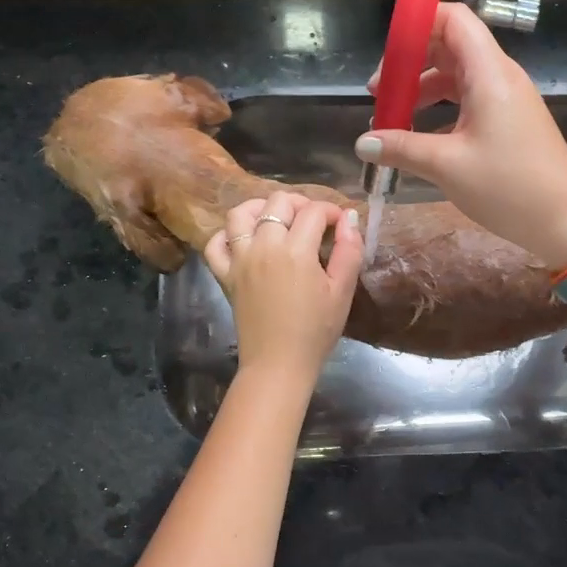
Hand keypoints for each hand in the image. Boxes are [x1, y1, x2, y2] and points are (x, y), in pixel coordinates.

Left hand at [204, 191, 363, 383]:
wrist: (279, 364)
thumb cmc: (316, 331)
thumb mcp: (342, 291)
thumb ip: (349, 251)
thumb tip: (349, 218)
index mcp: (296, 251)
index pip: (314, 212)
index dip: (332, 211)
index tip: (341, 224)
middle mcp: (263, 247)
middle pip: (277, 203)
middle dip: (301, 203)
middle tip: (314, 221)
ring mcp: (239, 260)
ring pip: (240, 214)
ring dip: (260, 208)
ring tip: (277, 219)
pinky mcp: (225, 275)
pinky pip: (216, 244)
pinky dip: (227, 235)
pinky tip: (245, 241)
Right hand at [358, 2, 566, 266]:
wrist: (566, 221)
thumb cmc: (509, 187)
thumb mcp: (447, 167)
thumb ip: (402, 148)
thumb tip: (362, 143)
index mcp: (489, 74)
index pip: (454, 19)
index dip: (418, 23)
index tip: (386, 53)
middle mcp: (500, 76)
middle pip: (450, 45)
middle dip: (411, 63)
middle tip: (379, 94)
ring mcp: (508, 98)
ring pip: (457, 75)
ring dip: (422, 89)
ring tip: (392, 119)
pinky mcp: (511, 120)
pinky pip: (469, 99)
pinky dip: (441, 108)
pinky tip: (421, 136)